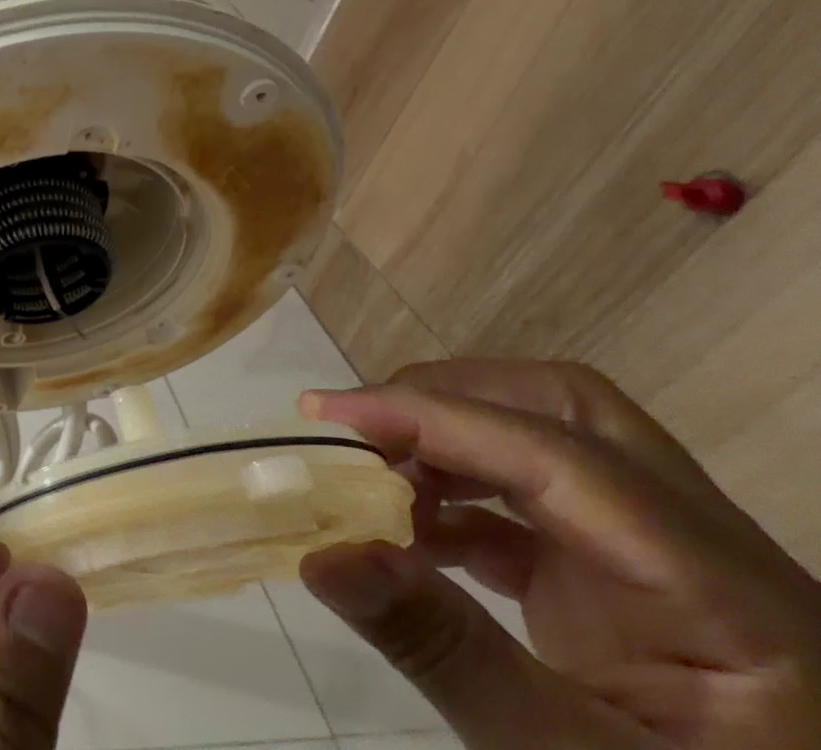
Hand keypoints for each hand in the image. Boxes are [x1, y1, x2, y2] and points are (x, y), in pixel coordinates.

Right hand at [299, 360, 820, 748]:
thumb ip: (448, 652)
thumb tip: (324, 555)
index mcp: (728, 593)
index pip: (565, 457)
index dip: (437, 420)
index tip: (324, 414)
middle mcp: (702, 550)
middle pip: (570, 413)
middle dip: (448, 401)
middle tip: (352, 429)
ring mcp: (660, 563)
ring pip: (547, 445)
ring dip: (445, 445)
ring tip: (363, 481)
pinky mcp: (618, 585)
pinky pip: (528, 507)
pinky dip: (450, 500)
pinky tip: (397, 533)